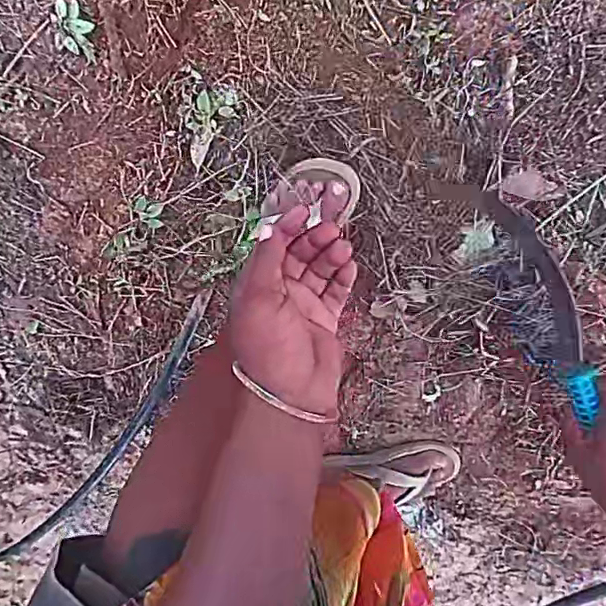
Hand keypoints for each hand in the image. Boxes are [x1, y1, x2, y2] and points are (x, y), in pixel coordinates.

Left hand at [227, 195, 356, 414]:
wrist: (293, 393)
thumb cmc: (269, 352)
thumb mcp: (258, 300)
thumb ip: (265, 262)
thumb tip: (269, 230)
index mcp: (257, 286)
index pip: (272, 247)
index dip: (287, 227)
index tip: (304, 212)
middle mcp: (279, 293)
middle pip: (298, 254)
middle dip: (314, 238)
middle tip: (331, 229)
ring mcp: (302, 305)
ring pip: (319, 269)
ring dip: (330, 255)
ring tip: (342, 248)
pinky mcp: (323, 318)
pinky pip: (335, 290)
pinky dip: (343, 275)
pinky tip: (348, 266)